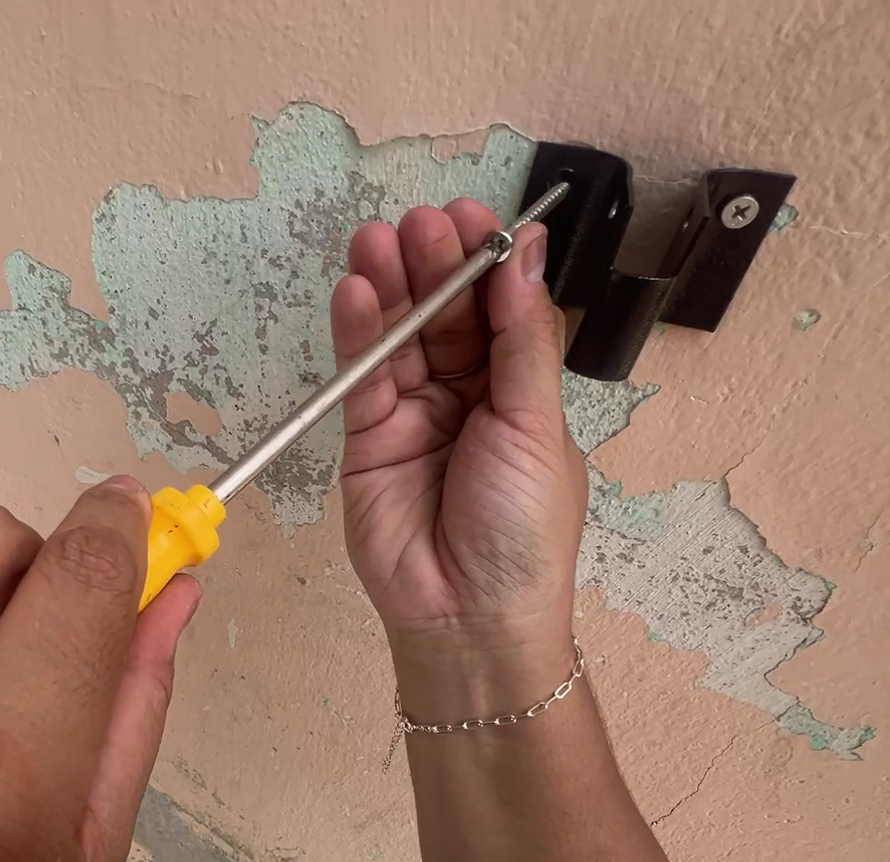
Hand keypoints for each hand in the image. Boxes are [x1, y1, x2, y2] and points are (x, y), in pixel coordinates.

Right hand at [331, 202, 585, 681]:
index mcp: (516, 392)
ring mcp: (410, 418)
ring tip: (375, 239)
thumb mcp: (536, 425)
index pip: (496, 313)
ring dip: (386, 288)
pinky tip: (353, 292)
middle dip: (431, 268)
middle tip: (417, 223)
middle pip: (442, 318)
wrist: (466, 614)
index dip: (483, 265)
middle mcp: (463, 398)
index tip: (471, 218)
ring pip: (396, 340)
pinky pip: (359, 379)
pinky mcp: (365, 440)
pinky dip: (354, 336)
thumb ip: (521, 339)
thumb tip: (526, 254)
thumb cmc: (521, 528)